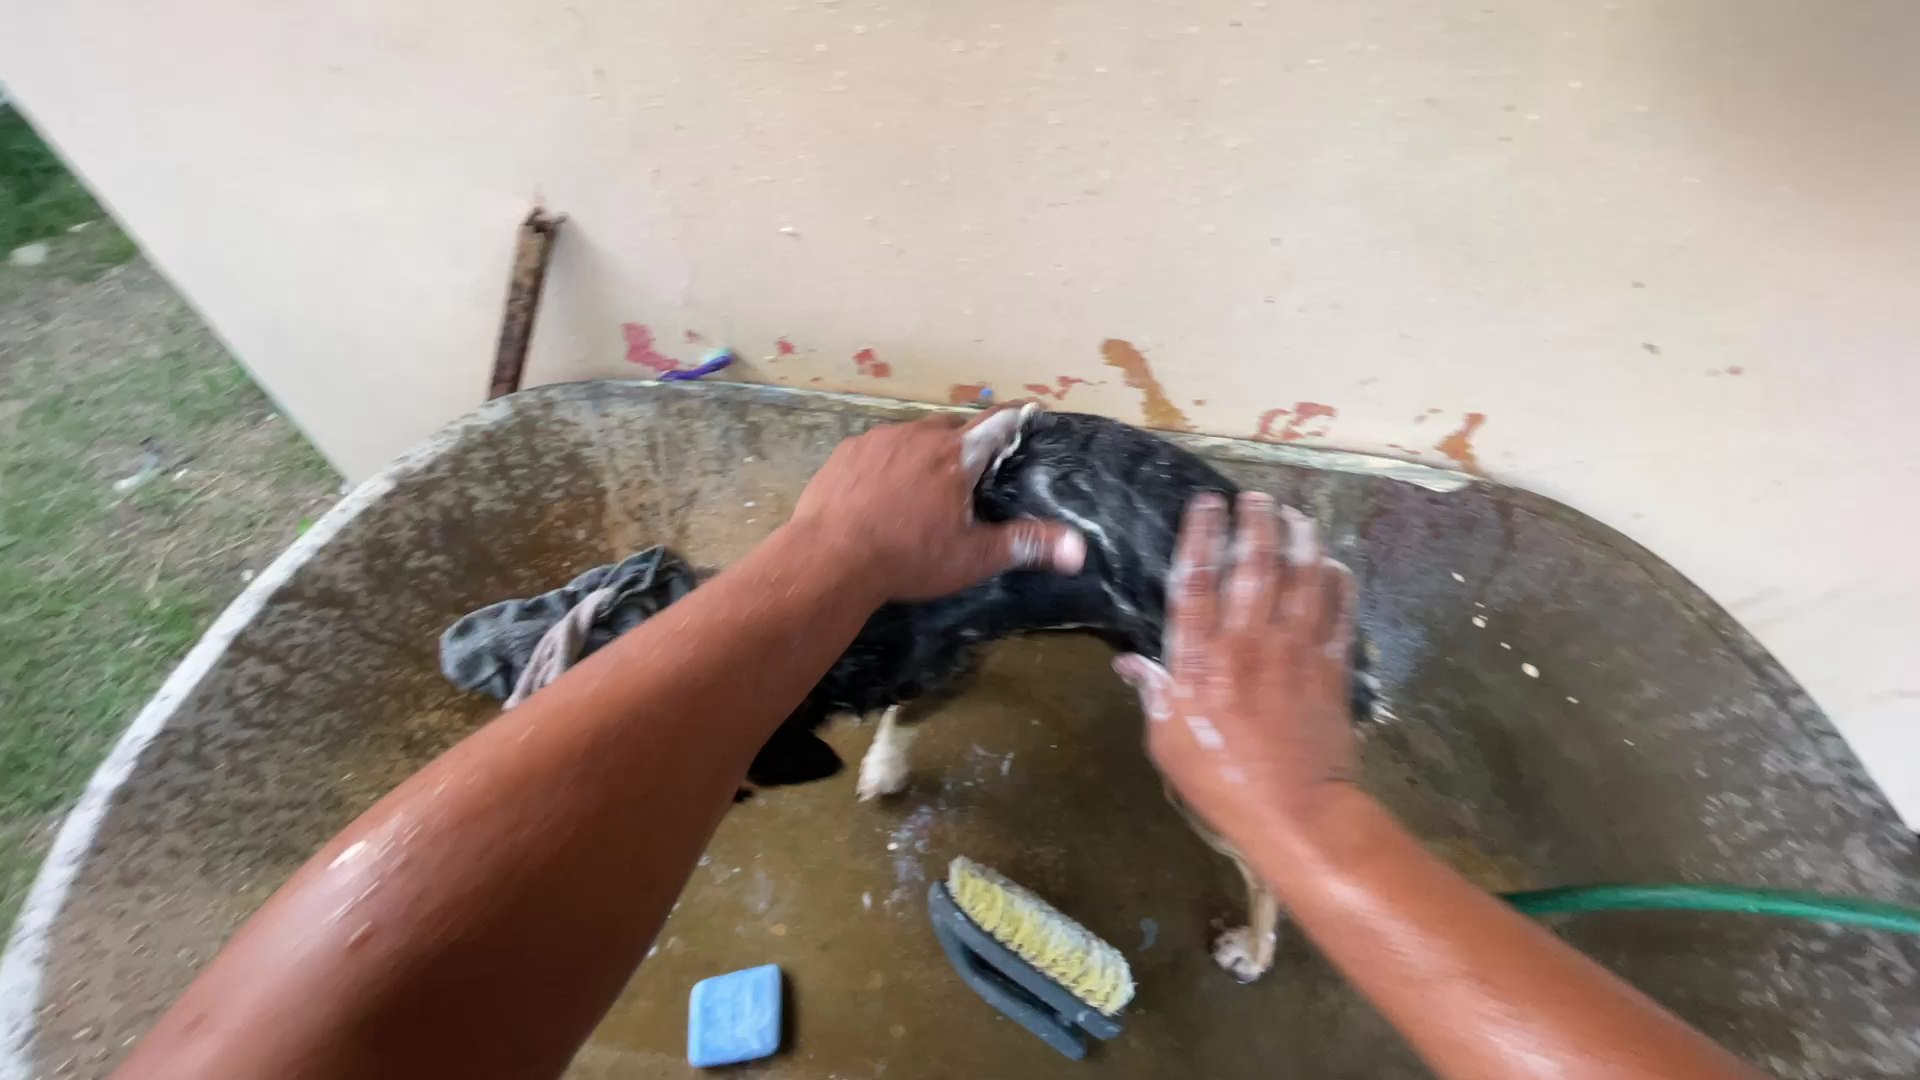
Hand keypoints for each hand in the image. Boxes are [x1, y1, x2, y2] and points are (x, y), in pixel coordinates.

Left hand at [788, 407, 1085, 601]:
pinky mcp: (847, 452)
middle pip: (954, 428)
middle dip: (967, 444)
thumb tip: (1080, 548)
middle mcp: (919, 434)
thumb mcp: (973, 557)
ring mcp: (879, 440)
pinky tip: (882, 491)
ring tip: (923, 486)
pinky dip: (889, 463)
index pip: (999, 422)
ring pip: (913, 436)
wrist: (830, 558)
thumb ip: (1026, 545)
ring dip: (925, 453)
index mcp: (957, 454)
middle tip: (971, 472)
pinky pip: (879, 449)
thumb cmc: (909, 556)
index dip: (1017, 416)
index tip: (1030, 411)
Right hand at [1113, 492, 1358, 847]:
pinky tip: (1334, 563)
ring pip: (1302, 579)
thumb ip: (1152, 693)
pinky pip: (1339, 612)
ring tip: (1296, 514)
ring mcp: (1295, 651)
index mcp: (1200, 659)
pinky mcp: (1332, 667)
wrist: (1296, 814)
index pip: (1195, 582)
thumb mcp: (1166, 741)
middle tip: (1254, 497)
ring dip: (1301, 540)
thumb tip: (1130, 661)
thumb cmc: (1219, 778)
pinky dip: (1338, 583)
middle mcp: (1248, 642)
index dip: (1199, 537)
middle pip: (1254, 567)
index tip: (1205, 505)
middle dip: (1255, 524)